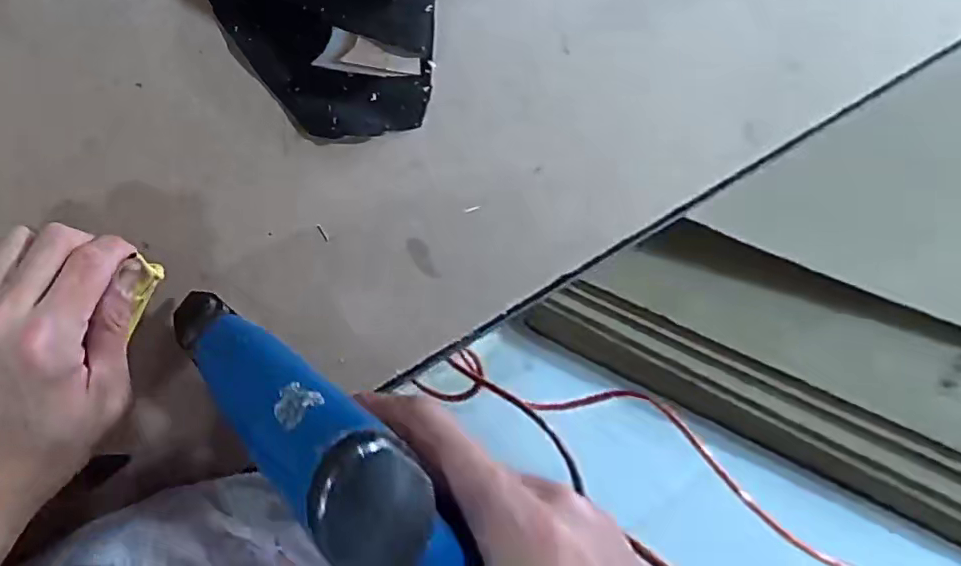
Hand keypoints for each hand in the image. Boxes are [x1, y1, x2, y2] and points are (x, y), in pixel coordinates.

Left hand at [0, 223, 140, 518]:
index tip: (130, 260)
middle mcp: (5, 312)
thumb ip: (118, 324)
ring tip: (60, 281)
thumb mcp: (107, 395)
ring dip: (50, 249)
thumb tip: (130, 269)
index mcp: (47, 338)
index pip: (91, 259)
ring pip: (22, 236)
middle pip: (57, 236)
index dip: (119, 249)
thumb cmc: (53, 442)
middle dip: (88, 245)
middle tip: (98, 275)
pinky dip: (19, 259)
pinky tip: (29, 290)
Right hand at [359, 393, 640, 565]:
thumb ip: (432, 557)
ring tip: (448, 552)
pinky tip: (503, 565)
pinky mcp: (616, 545)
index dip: (384, 410)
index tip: (344, 413)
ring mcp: (592, 520)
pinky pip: (541, 521)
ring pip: (504, 496)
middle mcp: (554, 500)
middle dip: (421, 481)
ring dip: (468, 516)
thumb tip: (380, 549)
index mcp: (518, 516)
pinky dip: (507, 535)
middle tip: (387, 514)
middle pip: (466, 465)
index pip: (435, 428)